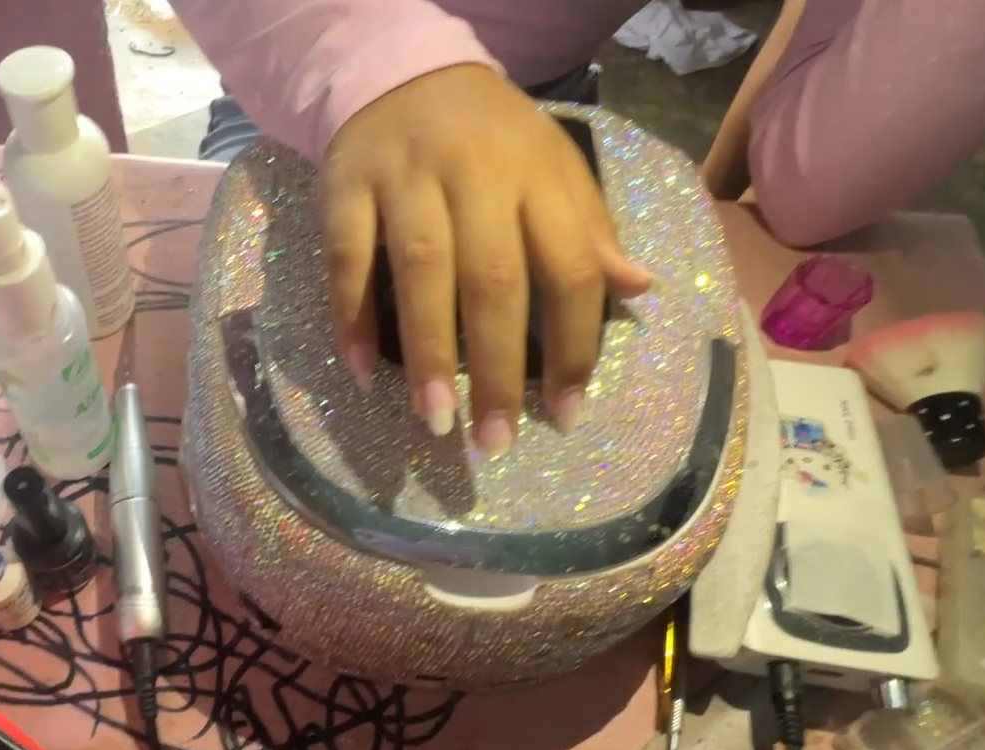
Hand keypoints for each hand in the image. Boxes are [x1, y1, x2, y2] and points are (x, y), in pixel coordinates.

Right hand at [323, 64, 650, 450]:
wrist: (401, 73)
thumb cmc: (487, 136)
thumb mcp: (551, 167)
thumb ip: (588, 229)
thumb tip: (637, 290)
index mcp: (537, 174)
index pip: (569, 267)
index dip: (574, 345)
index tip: (566, 415)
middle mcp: (474, 174)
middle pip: (492, 280)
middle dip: (497, 368)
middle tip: (492, 442)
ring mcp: (405, 180)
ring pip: (419, 272)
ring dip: (427, 352)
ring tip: (434, 421)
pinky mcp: (346, 190)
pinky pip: (347, 261)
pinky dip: (353, 317)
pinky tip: (363, 373)